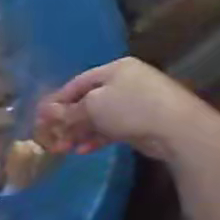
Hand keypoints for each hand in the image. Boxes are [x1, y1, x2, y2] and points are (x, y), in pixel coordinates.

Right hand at [35, 57, 219, 162]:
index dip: (55, 101)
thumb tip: (44, 112)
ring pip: (98, 117)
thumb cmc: (131, 109)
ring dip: (78, 132)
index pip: (76, 83)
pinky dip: (96, 138)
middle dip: (67, 121)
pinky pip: (112, 128)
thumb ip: (67, 111)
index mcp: (115, 69)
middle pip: (87, 101)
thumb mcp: (92, 106)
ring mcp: (136, 102)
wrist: (179, 129)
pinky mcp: (143, 121)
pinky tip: (83, 150)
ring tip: (64, 148)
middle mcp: (126, 81)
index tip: (39, 118)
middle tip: (50, 136)